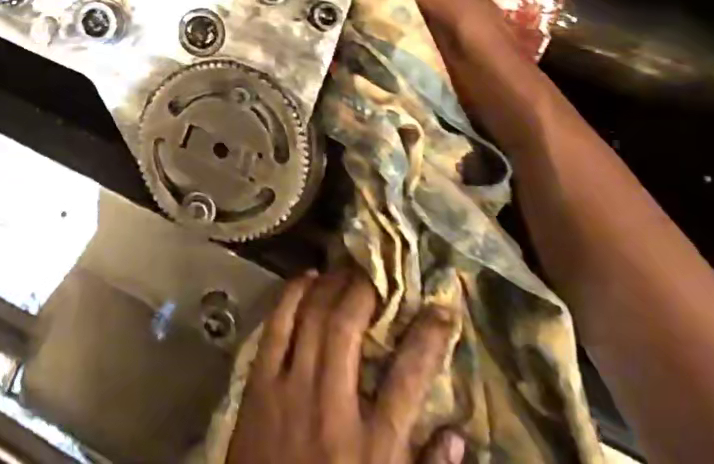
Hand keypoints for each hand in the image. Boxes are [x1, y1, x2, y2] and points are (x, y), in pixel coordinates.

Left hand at [228, 267, 467, 463]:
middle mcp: (331, 406)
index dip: (429, 336)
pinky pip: (274, 328)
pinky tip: (305, 278)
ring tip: (346, 267)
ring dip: (330, 285)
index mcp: (374, 445)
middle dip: (366, 290)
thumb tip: (457, 434)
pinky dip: (291, 297)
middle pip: (348, 328)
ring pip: (311, 319)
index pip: (409, 377)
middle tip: (379, 271)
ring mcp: (290, 391)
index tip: (443, 309)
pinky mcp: (257, 386)